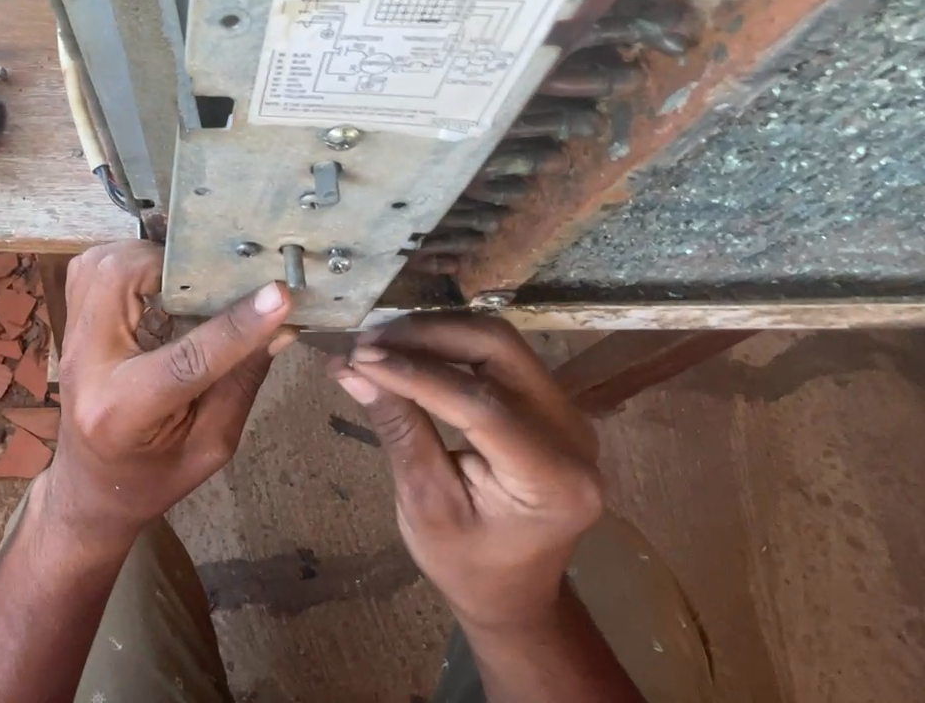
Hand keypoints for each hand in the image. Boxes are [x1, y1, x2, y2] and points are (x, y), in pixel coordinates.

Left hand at [39, 240, 297, 546]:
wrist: (89, 488)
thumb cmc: (153, 477)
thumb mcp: (210, 445)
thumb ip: (241, 382)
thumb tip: (280, 323)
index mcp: (123, 411)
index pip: (186, 358)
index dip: (236, 325)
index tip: (279, 294)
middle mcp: (86, 365)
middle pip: (119, 280)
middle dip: (171, 266)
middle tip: (212, 278)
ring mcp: (69, 340)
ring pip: (97, 263)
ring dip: (146, 259)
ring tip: (183, 278)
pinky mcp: (68, 325)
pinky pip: (89, 268)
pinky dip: (126, 263)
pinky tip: (156, 283)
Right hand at [330, 314, 601, 634]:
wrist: (513, 591)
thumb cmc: (467, 562)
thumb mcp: (424, 504)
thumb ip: (398, 430)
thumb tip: (351, 369)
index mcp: (553, 479)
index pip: (481, 403)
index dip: (415, 373)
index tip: (358, 357)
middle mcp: (573, 434)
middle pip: (499, 349)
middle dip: (426, 336)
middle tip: (366, 343)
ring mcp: (565, 412)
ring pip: (496, 340)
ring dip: (433, 333)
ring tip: (378, 343)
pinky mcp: (547, 402)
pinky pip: (496, 354)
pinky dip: (444, 344)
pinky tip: (405, 350)